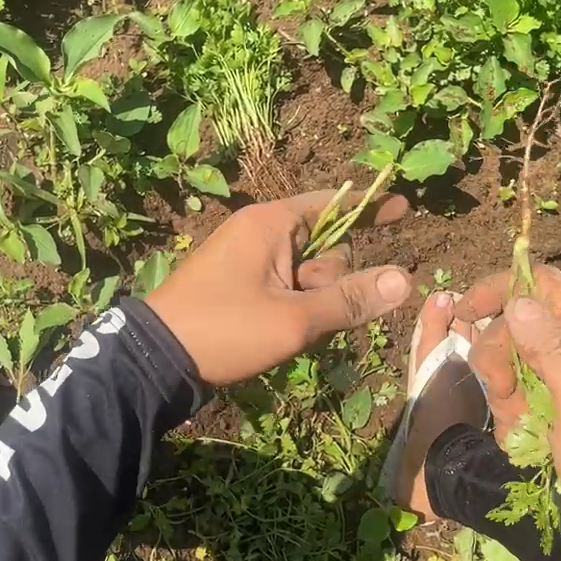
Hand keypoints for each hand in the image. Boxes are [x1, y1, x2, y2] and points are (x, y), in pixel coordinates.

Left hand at [145, 190, 414, 385]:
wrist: (156, 358)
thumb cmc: (225, 330)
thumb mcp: (294, 319)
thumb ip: (349, 299)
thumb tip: (404, 280)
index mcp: (270, 223)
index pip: (333, 203)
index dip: (371, 207)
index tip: (404, 207)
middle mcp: (258, 231)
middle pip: (324, 243)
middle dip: (329, 279)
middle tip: (305, 311)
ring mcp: (245, 257)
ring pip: (305, 271)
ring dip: (311, 299)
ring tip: (287, 328)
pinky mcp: (236, 282)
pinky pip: (283, 285)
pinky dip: (292, 305)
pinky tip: (281, 332)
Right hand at [457, 266, 560, 528]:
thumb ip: (556, 352)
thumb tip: (518, 301)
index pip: (544, 285)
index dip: (503, 288)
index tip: (467, 312)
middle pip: (518, 323)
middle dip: (496, 351)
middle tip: (500, 391)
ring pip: (511, 361)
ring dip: (501, 387)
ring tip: (515, 423)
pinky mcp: (553, 412)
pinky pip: (516, 396)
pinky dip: (509, 412)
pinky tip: (517, 437)